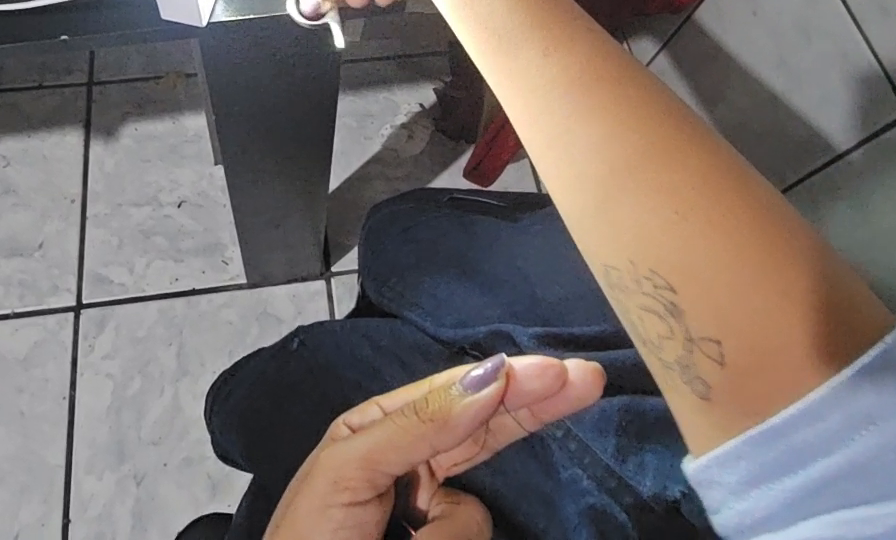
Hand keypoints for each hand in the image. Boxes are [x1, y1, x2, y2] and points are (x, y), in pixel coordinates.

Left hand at [263, 353, 605, 539]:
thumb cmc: (310, 533)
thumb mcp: (352, 466)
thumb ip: (421, 422)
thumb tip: (487, 376)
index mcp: (386, 427)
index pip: (456, 395)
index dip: (508, 381)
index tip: (556, 373)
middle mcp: (416, 463)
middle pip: (485, 429)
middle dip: (533, 405)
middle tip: (585, 380)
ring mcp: (433, 515)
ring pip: (475, 512)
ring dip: (444, 534)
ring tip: (402, 539)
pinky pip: (470, 536)